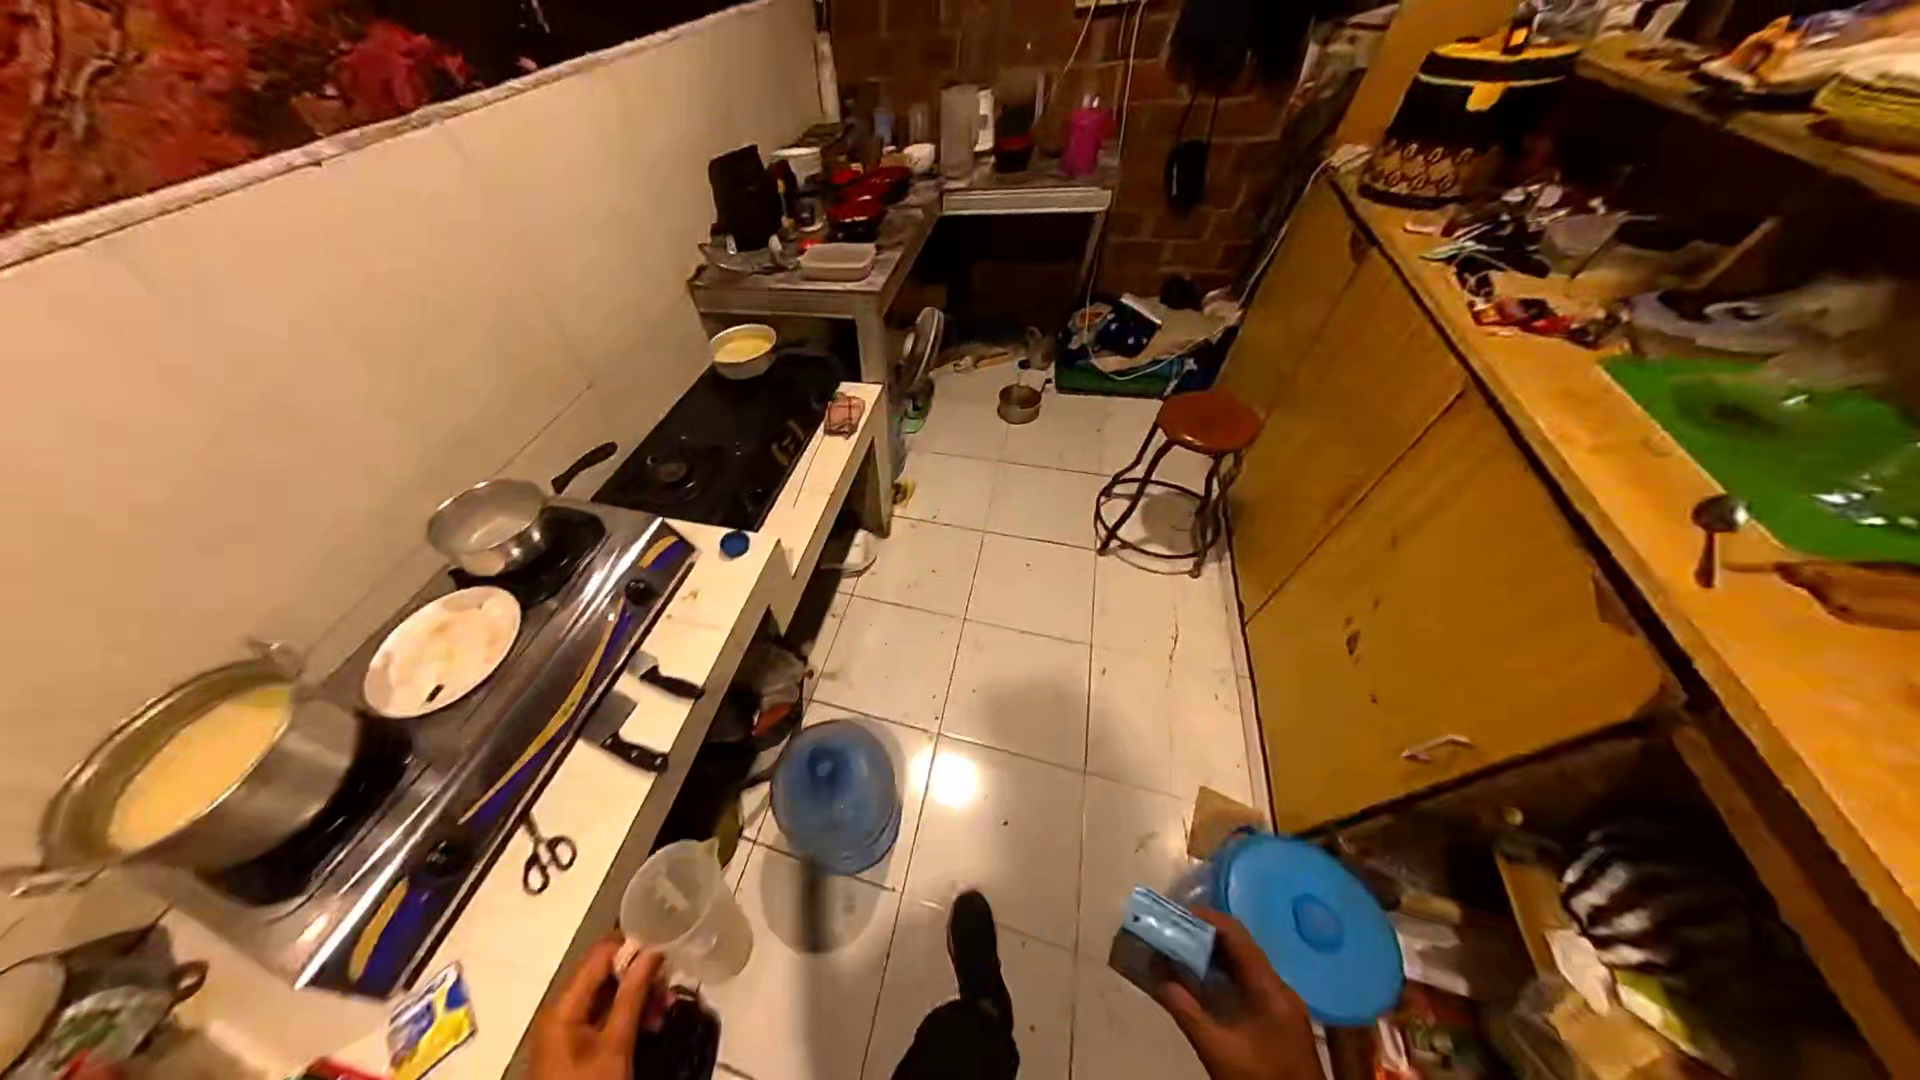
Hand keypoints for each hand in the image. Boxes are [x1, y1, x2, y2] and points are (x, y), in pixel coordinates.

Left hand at [530, 938, 669, 1079]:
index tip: (665, 953)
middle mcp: (563, 1009)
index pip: (601, 954)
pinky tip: (652, 1022)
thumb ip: (633, 993)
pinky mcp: (576, 1043)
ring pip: (610, 993)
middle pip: (606, 972)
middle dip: (640, 975)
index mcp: (564, 1006)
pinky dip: (630, 1013)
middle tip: (668, 985)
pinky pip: (606, 1013)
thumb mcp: (616, 1045)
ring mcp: (568, 1027)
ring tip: (665, 1007)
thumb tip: (653, 950)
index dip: (633, 948)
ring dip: (640, 995)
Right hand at [1153, 908, 1322, 1079]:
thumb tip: (1155, 973)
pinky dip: (1222, 976)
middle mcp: (1280, 989)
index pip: (1236, 935)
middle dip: (1203, 935)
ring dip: (1211, 955)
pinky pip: (1248, 984)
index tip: (1173, 914)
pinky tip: (1200, 983)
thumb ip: (1185, 1010)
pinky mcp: (1280, 1021)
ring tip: (1177, 951)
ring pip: (1243, 965)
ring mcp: (1283, 1006)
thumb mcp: (1217, 1051)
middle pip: (1240, 946)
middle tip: (1170, 931)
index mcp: (1271, 989)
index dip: (1205, 918)